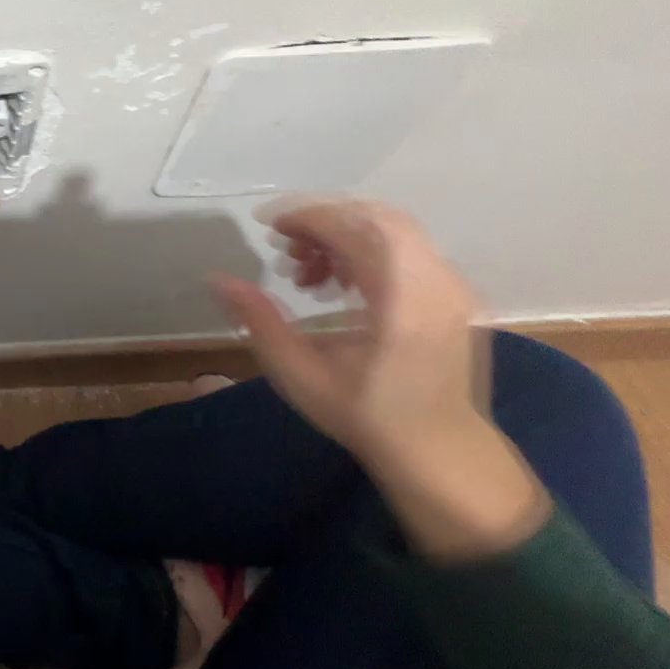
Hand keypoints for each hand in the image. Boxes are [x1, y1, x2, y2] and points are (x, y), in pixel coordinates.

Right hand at [207, 199, 485, 461]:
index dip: (308, 218)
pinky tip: (336, 285)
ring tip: (305, 274)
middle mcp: (437, 283)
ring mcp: (452, 288)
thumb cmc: (365, 414)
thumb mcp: (298, 372)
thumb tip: (216, 279)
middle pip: (379, 219)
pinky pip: (407, 252)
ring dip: (343, 237)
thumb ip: (258, 320)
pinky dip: (366, 252)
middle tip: (283, 246)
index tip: (267, 227)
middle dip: (324, 221)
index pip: (357, 229)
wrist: (438, 451)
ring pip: (393, 233)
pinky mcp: (453, 297)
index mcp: (403, 300)